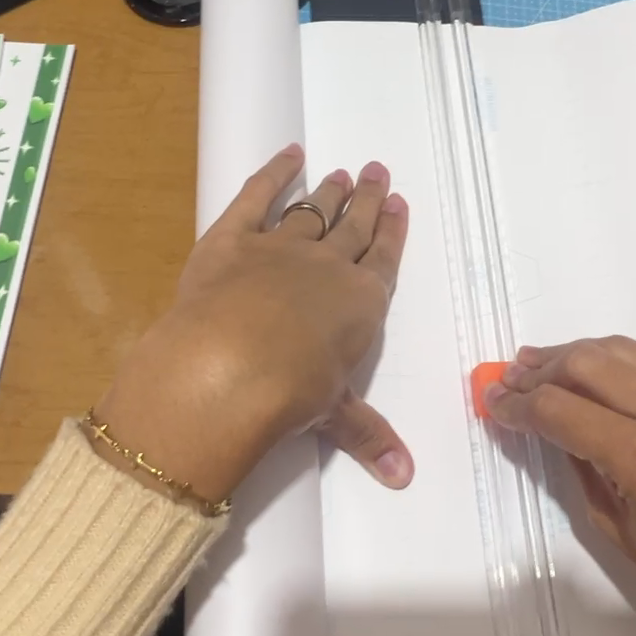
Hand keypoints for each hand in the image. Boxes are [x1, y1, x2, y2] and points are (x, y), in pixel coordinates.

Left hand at [94, 145, 411, 502]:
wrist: (229, 366)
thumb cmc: (291, 394)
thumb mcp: (334, 415)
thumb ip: (370, 438)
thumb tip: (405, 479)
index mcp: (361, 305)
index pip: (383, 262)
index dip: (393, 234)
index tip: (399, 206)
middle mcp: (328, 268)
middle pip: (355, 227)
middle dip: (369, 200)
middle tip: (378, 172)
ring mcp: (281, 247)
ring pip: (315, 212)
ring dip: (331, 192)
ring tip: (343, 173)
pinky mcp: (233, 236)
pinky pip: (259, 195)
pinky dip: (275, 173)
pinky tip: (289, 156)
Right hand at [483, 337, 635, 635]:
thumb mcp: (618, 531)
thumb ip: (580, 466)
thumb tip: (548, 427)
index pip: (560, 410)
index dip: (517, 405)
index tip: (493, 402)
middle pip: (589, 364)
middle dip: (540, 369)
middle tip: (512, 378)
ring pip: (626, 349)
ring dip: (578, 354)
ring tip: (545, 365)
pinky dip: (623, 357)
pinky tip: (602, 369)